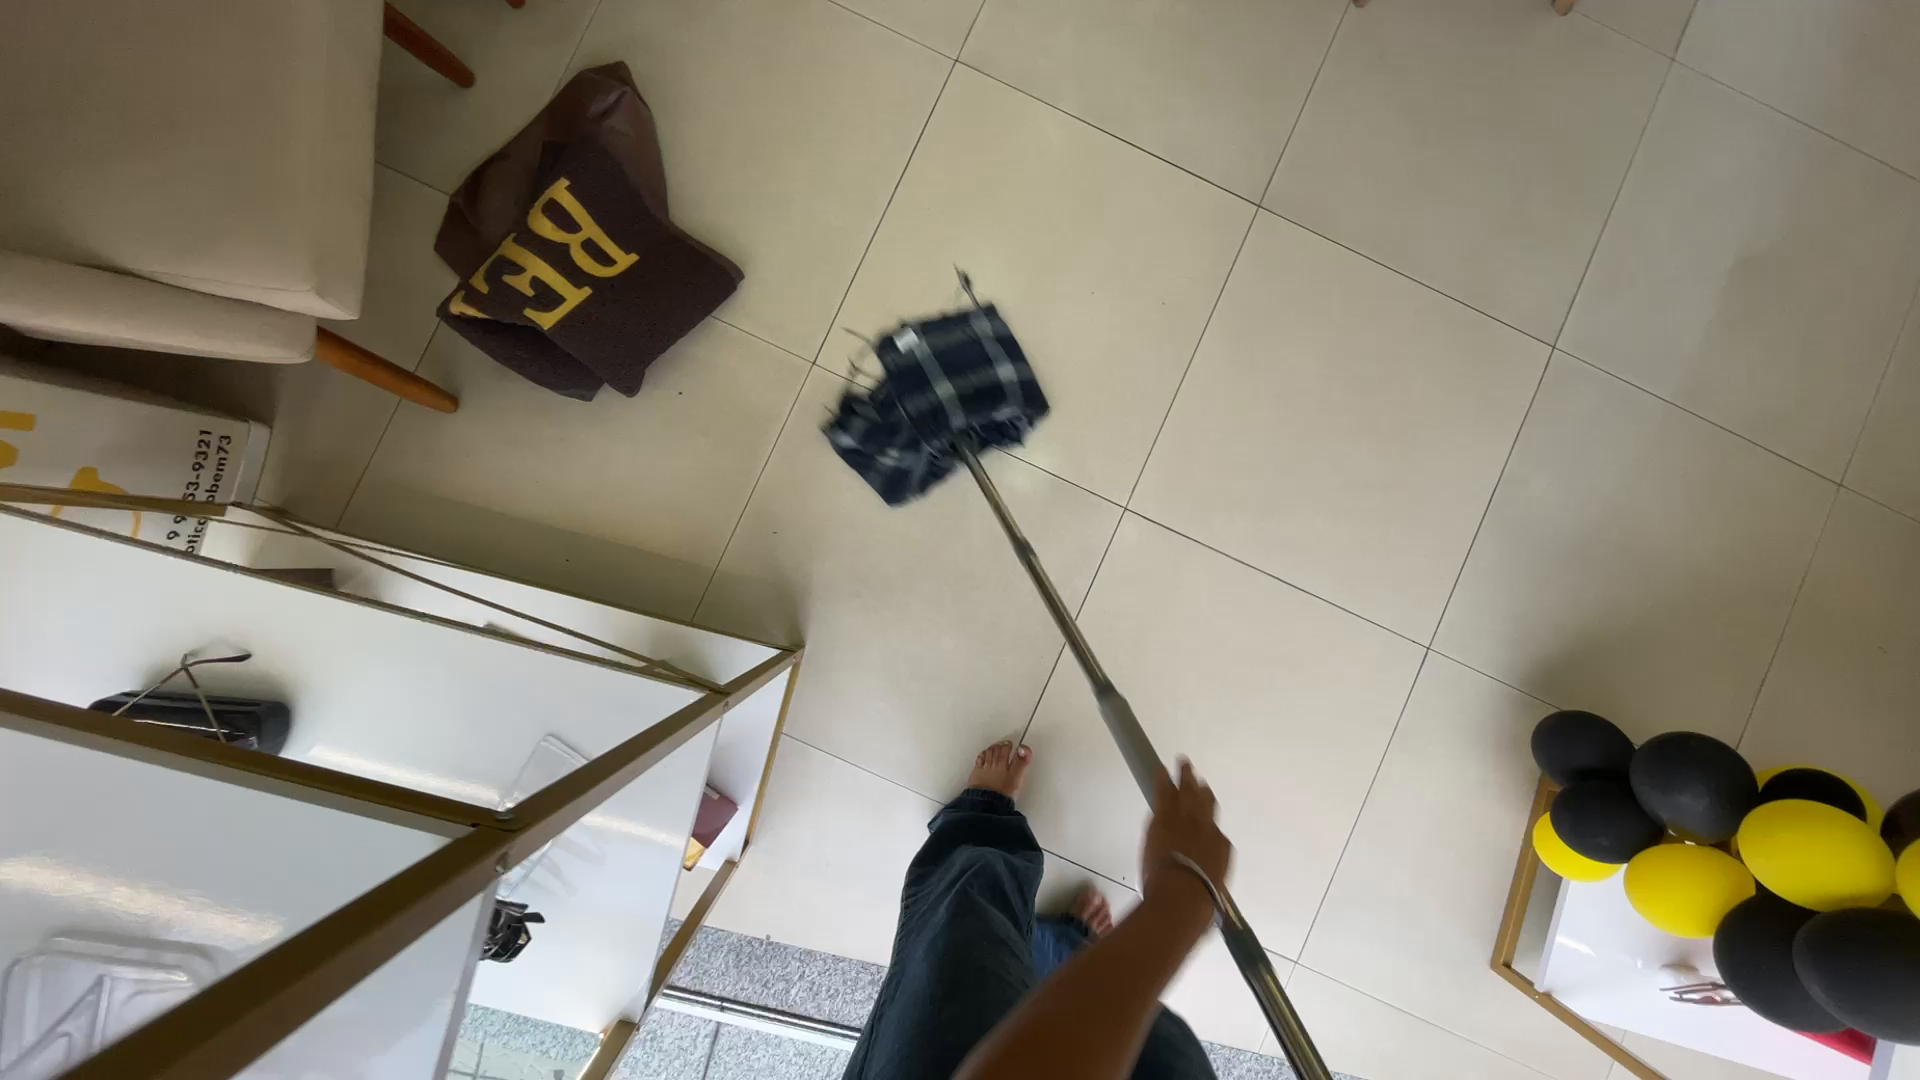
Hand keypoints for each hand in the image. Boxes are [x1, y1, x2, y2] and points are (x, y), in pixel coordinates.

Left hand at [1140, 759, 1231, 934]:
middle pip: (1201, 799)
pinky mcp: (1161, 818)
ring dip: (1181, 775)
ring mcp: (1182, 819)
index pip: (1214, 824)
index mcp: (1220, 845)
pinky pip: (1162, 793)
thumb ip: (1207, 866)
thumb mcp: (1212, 885)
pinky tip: (1160, 772)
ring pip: (1183, 791)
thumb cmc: (1199, 900)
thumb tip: (1201, 863)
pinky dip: (1161, 781)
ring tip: (1179, 762)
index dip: (1208, 810)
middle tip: (1192, 771)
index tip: (1204, 800)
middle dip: (1196, 785)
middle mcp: (1205, 826)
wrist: (1180, 894)